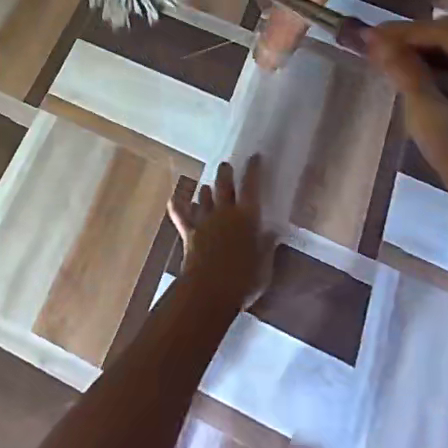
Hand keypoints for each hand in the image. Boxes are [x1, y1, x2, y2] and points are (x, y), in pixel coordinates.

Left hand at [168, 157, 271, 309]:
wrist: (208, 290)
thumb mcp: (264, 266)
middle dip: (225, 173)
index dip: (253, 170)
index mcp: (247, 216)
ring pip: (204, 197)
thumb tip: (272, 232)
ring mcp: (204, 220)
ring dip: (206, 190)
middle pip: (224, 185)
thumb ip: (267, 246)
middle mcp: (225, 212)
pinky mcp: (189, 232)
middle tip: (226, 166)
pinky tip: (175, 198)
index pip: (251, 186)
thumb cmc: (243, 280)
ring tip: (207, 186)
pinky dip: (178, 205)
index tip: (254, 157)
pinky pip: (180, 214)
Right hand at [366, 18, 447, 184]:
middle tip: (374, 43)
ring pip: (445, 45)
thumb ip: (403, 69)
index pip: (442, 32)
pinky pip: (447, 59)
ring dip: (414, 46)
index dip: (404, 31)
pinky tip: (400, 66)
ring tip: (381, 53)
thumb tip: (373, 38)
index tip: (370, 36)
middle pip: (446, 32)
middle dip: (409, 35)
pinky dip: (422, 59)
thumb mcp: (425, 108)